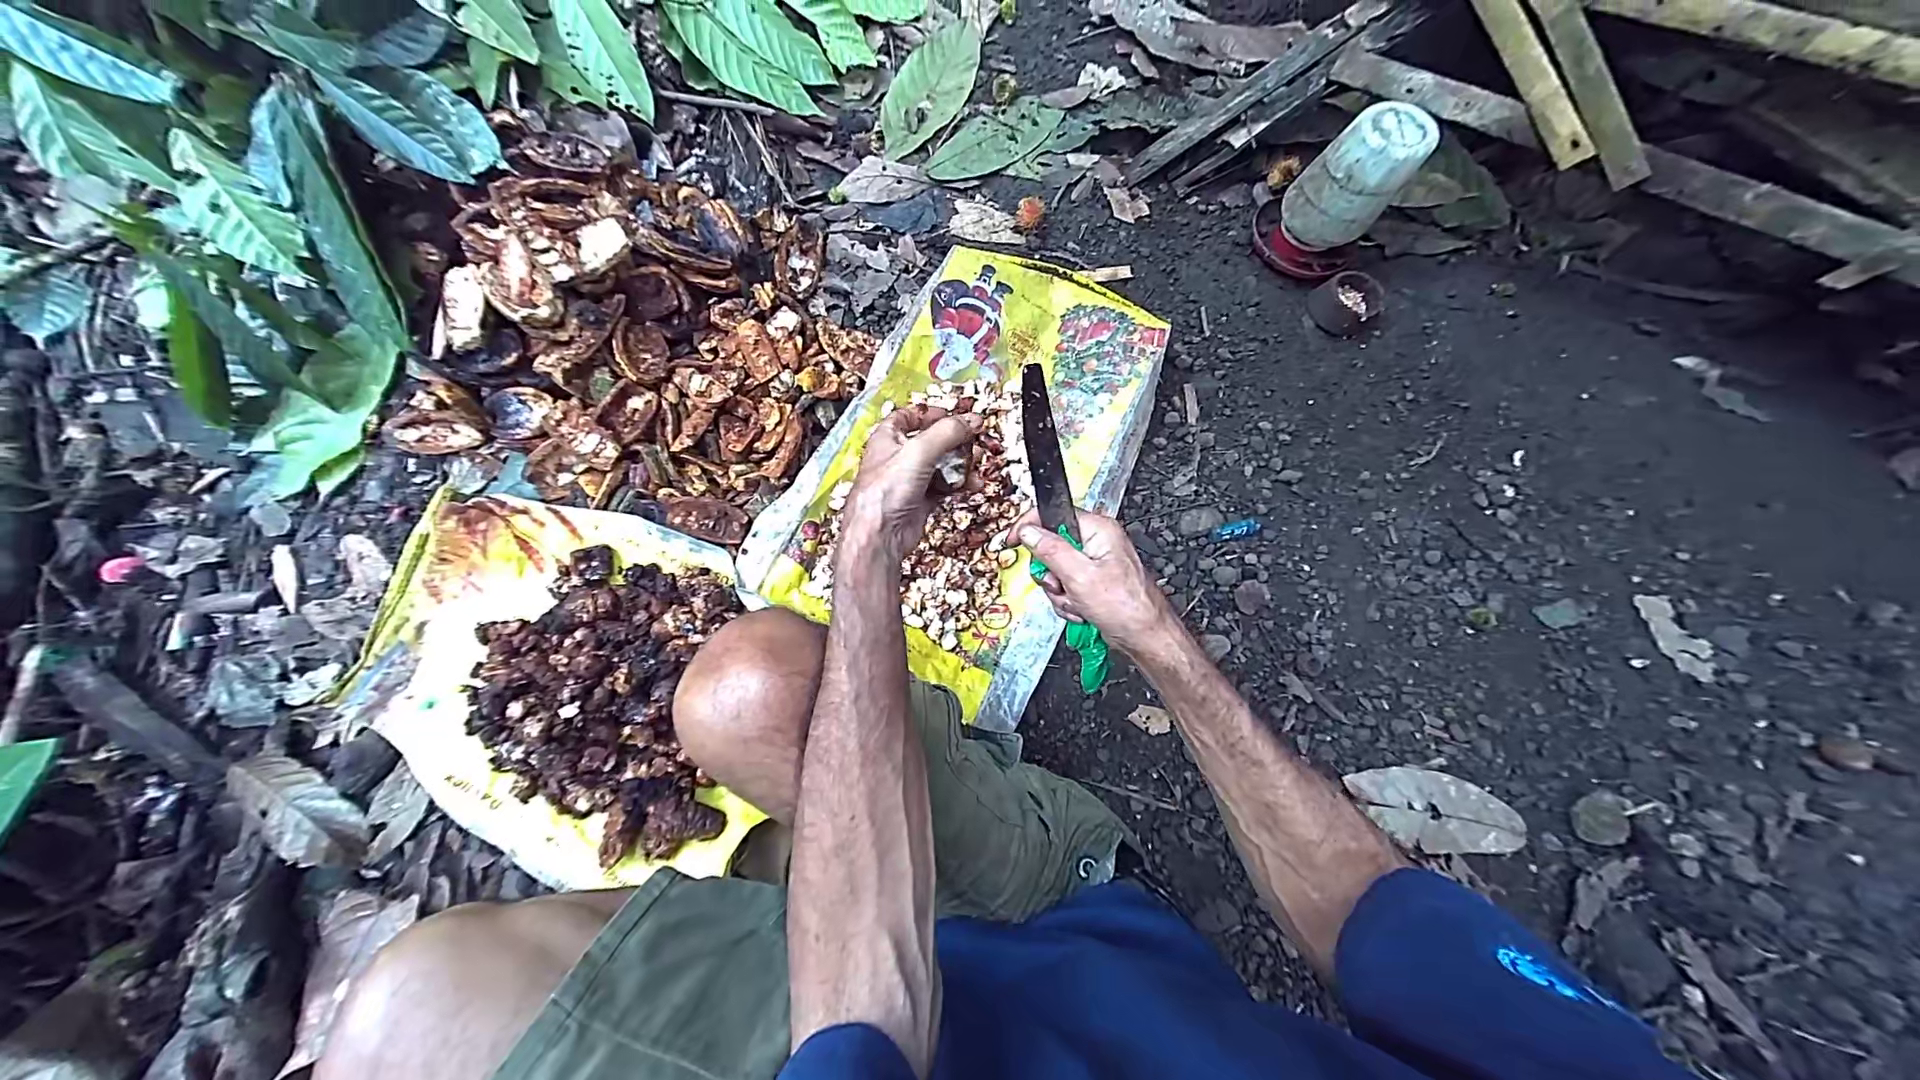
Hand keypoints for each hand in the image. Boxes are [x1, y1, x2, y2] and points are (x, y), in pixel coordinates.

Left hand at [840, 405, 983, 566]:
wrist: (879, 536)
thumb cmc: (883, 493)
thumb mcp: (919, 451)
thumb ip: (948, 432)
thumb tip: (972, 419)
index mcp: (888, 438)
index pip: (908, 416)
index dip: (930, 414)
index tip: (953, 415)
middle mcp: (897, 458)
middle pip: (931, 441)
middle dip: (955, 441)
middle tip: (973, 441)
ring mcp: (909, 481)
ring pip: (941, 465)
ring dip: (961, 465)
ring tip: (976, 466)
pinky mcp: (919, 501)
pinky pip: (944, 487)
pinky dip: (959, 485)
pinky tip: (971, 485)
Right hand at [1008, 509, 1173, 655]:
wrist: (1145, 637)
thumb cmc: (1127, 607)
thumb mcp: (1079, 576)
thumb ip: (1051, 550)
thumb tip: (1029, 532)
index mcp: (1097, 529)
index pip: (1053, 514)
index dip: (1029, 527)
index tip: (1013, 540)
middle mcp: (1096, 542)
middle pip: (1050, 547)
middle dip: (1051, 574)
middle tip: (1062, 586)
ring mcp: (1094, 563)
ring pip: (1055, 571)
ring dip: (1060, 593)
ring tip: (1078, 602)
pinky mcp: (1093, 582)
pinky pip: (1065, 587)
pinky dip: (1068, 602)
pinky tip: (1082, 610)